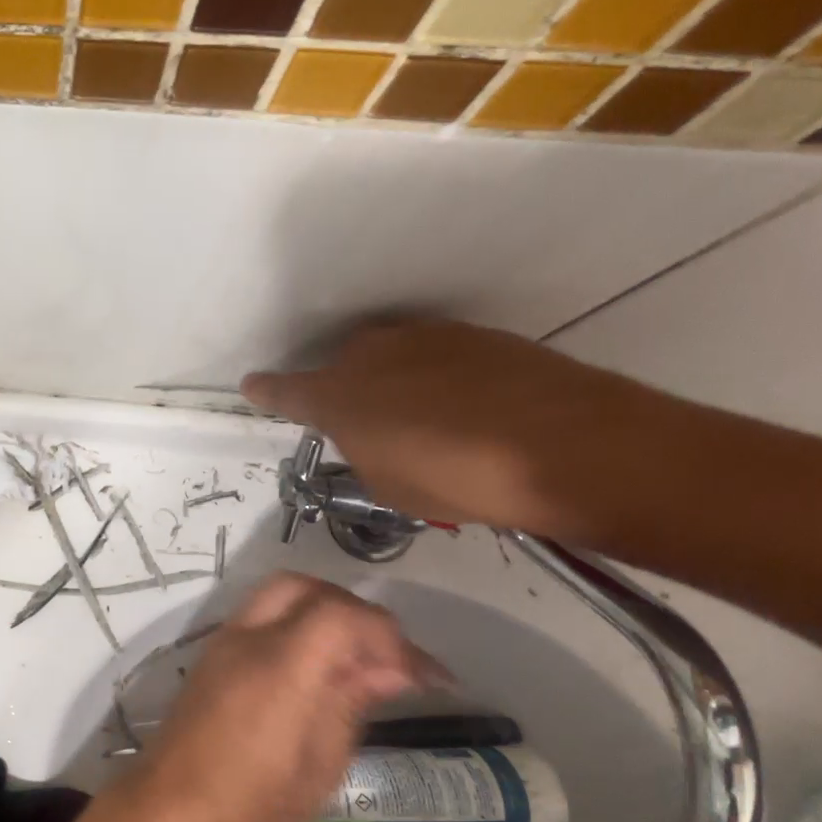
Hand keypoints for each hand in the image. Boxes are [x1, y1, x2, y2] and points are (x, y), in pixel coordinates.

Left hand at [118, 573, 437, 821]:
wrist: (172, 804)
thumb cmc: (252, 798)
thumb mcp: (321, 763)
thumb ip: (352, 702)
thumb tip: (393, 669)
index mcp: (281, 666)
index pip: (343, 616)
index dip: (391, 638)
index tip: (425, 676)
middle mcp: (249, 638)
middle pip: (309, 589)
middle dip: (357, 612)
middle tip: (389, 656)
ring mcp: (225, 640)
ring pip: (280, 593)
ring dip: (325, 610)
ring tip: (357, 656)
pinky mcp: (213, 652)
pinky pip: (261, 613)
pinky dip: (297, 621)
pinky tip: (317, 662)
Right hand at [241, 318, 673, 535]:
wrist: (569, 447)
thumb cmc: (460, 480)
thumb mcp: (389, 485)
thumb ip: (364, 453)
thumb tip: (372, 438)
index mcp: (340, 396)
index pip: (286, 391)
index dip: (268, 392)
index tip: (252, 387)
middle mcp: (375, 354)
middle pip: (346, 365)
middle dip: (349, 388)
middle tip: (370, 425)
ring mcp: (429, 338)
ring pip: (395, 356)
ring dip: (399, 381)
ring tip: (428, 420)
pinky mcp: (480, 337)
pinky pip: (441, 357)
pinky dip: (443, 379)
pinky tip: (471, 409)